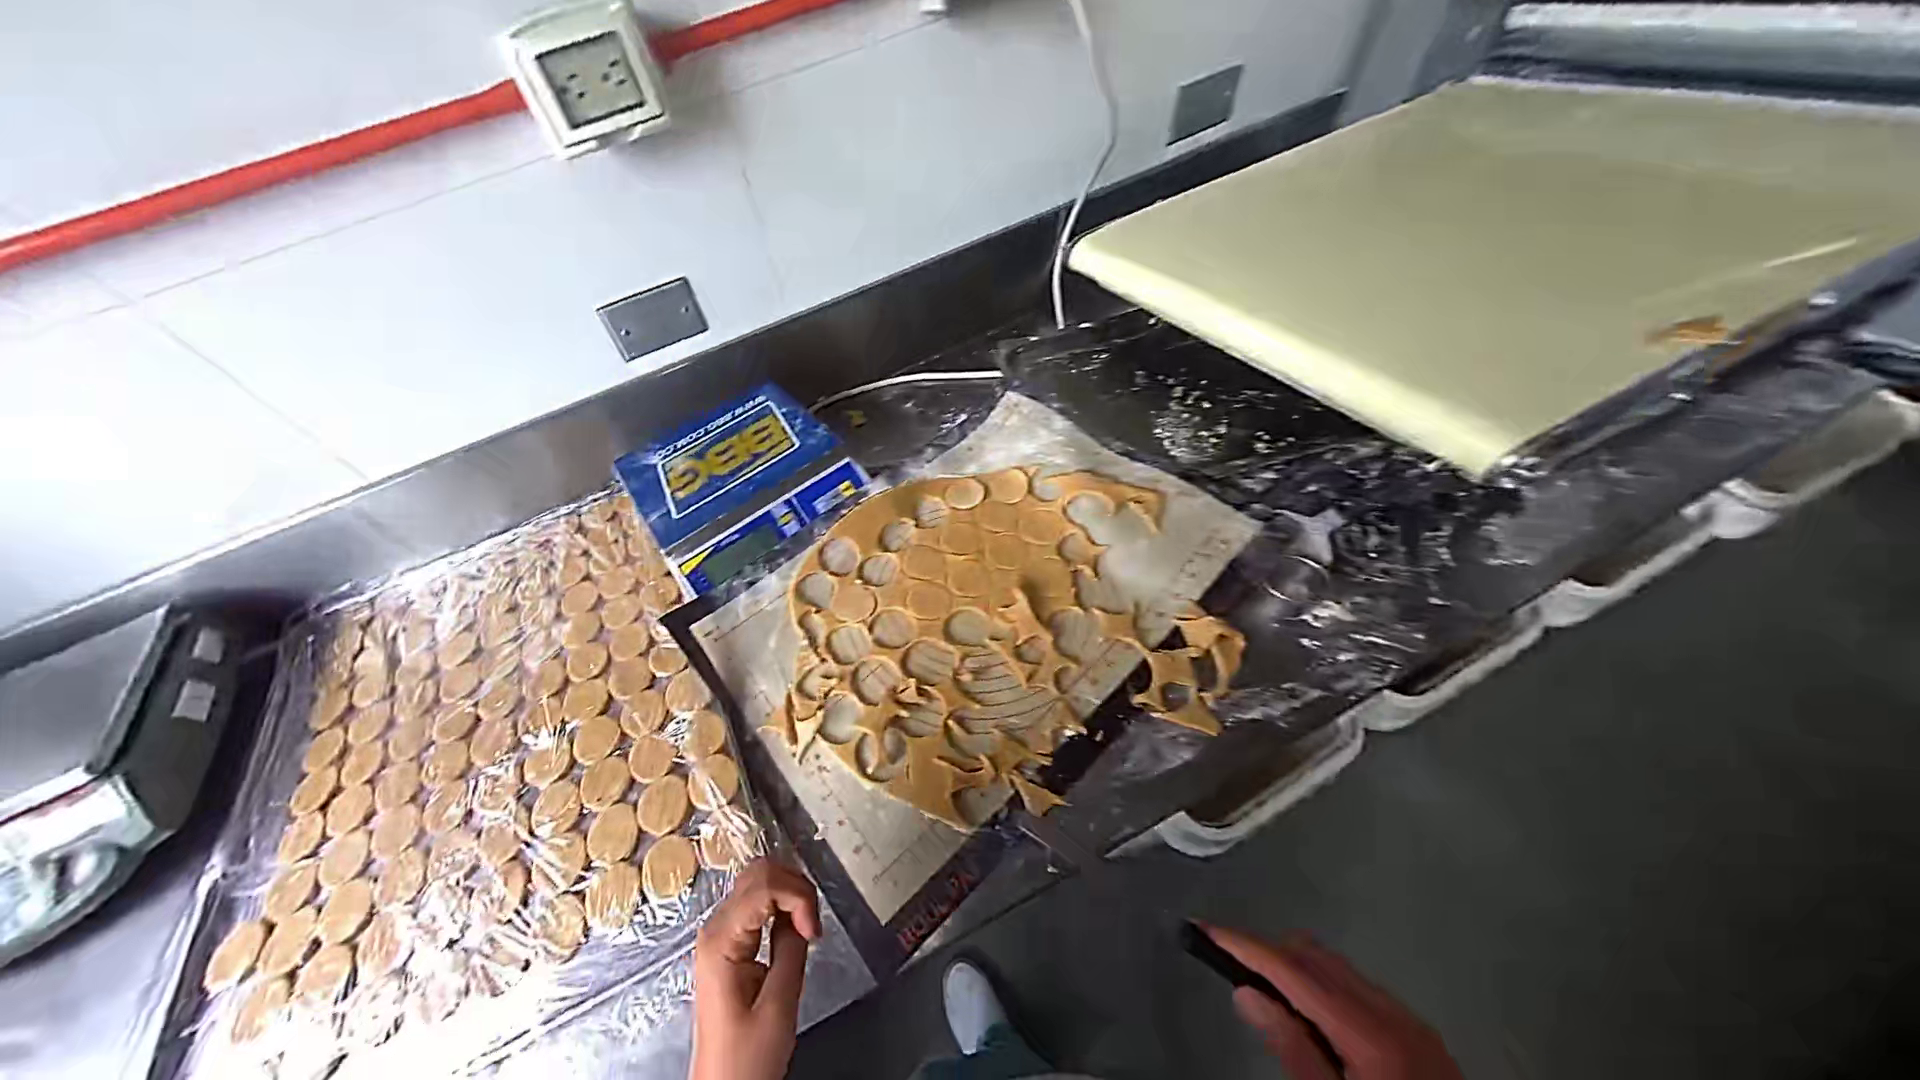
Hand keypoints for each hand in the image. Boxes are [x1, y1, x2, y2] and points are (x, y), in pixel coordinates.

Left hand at [691, 858, 821, 1079]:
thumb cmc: (748, 1058)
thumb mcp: (779, 1005)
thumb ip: (792, 948)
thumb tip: (803, 912)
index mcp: (721, 941)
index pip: (765, 884)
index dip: (799, 896)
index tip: (815, 934)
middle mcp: (715, 927)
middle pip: (760, 873)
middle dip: (796, 888)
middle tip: (812, 927)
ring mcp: (720, 932)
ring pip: (760, 880)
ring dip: (791, 894)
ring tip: (807, 929)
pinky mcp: (730, 940)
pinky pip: (759, 901)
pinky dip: (784, 903)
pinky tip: (796, 927)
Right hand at [1200, 925, 1462, 1079]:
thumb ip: (1292, 1050)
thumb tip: (1246, 993)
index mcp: (1367, 1032)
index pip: (1291, 969)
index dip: (1243, 944)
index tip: (1203, 927)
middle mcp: (1391, 1013)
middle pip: (1314, 957)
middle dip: (1267, 952)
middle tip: (1228, 963)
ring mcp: (1409, 1020)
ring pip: (1337, 966)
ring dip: (1296, 967)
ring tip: (1266, 990)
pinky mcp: (1419, 1033)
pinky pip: (1359, 987)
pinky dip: (1324, 985)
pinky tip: (1312, 1014)